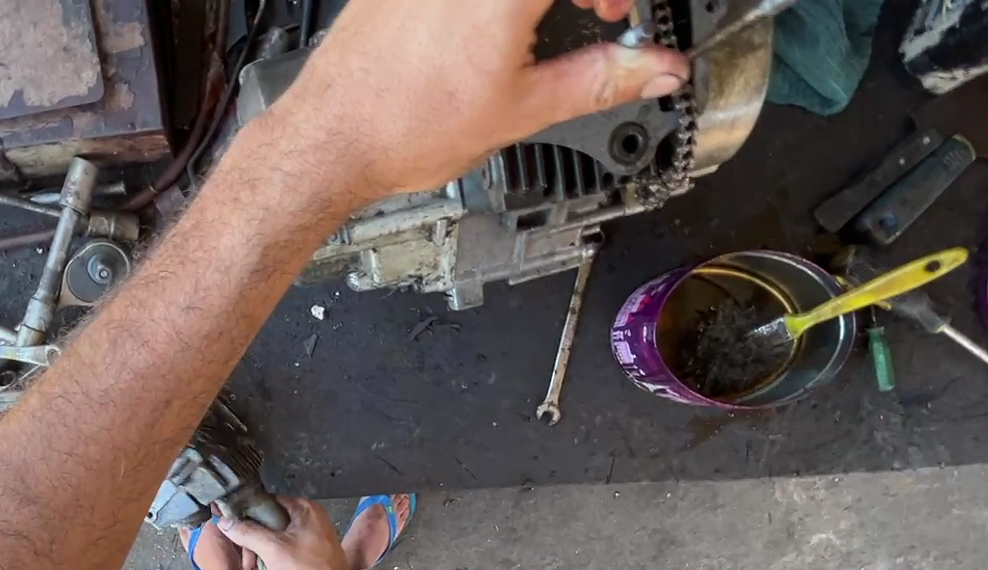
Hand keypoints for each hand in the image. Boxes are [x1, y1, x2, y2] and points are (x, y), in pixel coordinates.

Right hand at [217, 497, 362, 569]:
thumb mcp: (272, 550)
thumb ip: (247, 532)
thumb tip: (225, 521)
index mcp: (305, 510)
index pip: (267, 501)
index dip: (247, 514)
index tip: (231, 527)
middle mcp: (308, 520)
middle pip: (267, 522)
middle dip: (251, 541)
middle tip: (245, 558)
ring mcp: (308, 539)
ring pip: (271, 539)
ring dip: (257, 555)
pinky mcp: (306, 557)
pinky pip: (280, 553)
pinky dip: (268, 562)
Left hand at [264, 0, 688, 201]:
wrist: (330, 138)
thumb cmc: (403, 128)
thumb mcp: (518, 111)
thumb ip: (598, 80)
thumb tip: (656, 69)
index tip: (615, 13)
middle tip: (590, 15)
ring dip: (535, 4)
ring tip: (529, 28)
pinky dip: (492, 6)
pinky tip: (483, 28)